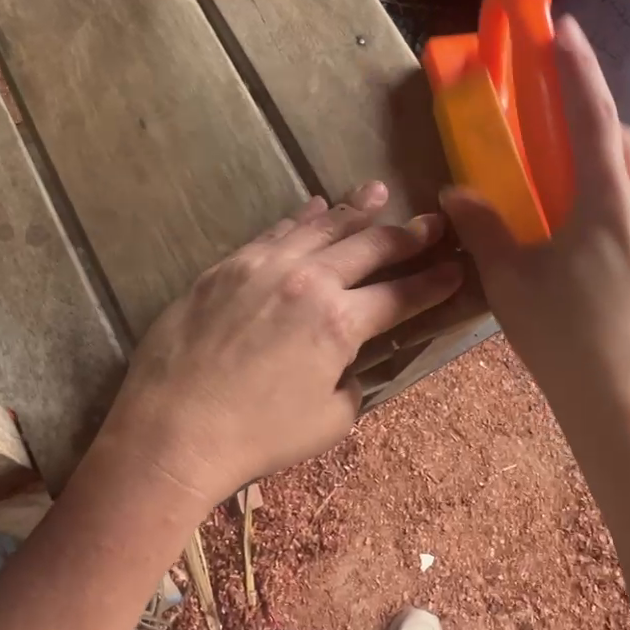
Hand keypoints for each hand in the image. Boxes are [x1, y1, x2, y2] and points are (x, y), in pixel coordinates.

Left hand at [93, 183, 462, 507]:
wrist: (172, 429)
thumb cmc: (256, 436)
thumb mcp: (329, 421)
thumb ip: (350, 382)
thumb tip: (345, 362)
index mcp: (340, 323)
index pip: (401, 294)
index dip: (434, 281)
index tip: (458, 266)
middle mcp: (307, 281)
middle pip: (368, 248)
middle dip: (407, 235)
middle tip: (432, 222)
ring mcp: (262, 266)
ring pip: (319, 228)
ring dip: (354, 211)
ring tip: (377, 193)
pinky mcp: (226, 266)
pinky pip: (274, 232)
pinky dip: (300, 219)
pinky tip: (315, 207)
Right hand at [443, 16, 629, 430]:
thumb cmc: (562, 341)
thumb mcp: (510, 284)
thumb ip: (483, 229)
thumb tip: (454, 194)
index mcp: (606, 201)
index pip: (593, 115)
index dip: (578, 67)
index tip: (567, 29)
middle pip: (628, 148)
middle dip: (597, 142)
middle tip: (567, 170)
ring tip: (606, 225)